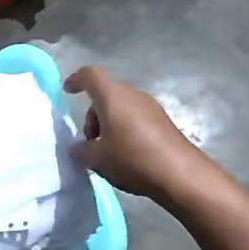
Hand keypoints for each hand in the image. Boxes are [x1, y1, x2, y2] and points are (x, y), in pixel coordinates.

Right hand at [64, 65, 208, 200]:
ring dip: (109, 124)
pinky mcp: (163, 122)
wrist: (181, 175)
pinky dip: (124, 130)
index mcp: (113, 96)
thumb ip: (81, 150)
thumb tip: (79, 147)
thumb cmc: (132, 159)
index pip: (91, 75)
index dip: (77, 79)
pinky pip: (135, 118)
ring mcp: (151, 107)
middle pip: (106, 94)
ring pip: (121, 107)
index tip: (67, 91)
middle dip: (93, 115)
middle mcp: (133, 95)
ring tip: (107, 152)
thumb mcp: (97, 159)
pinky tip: (126, 154)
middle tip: (91, 142)